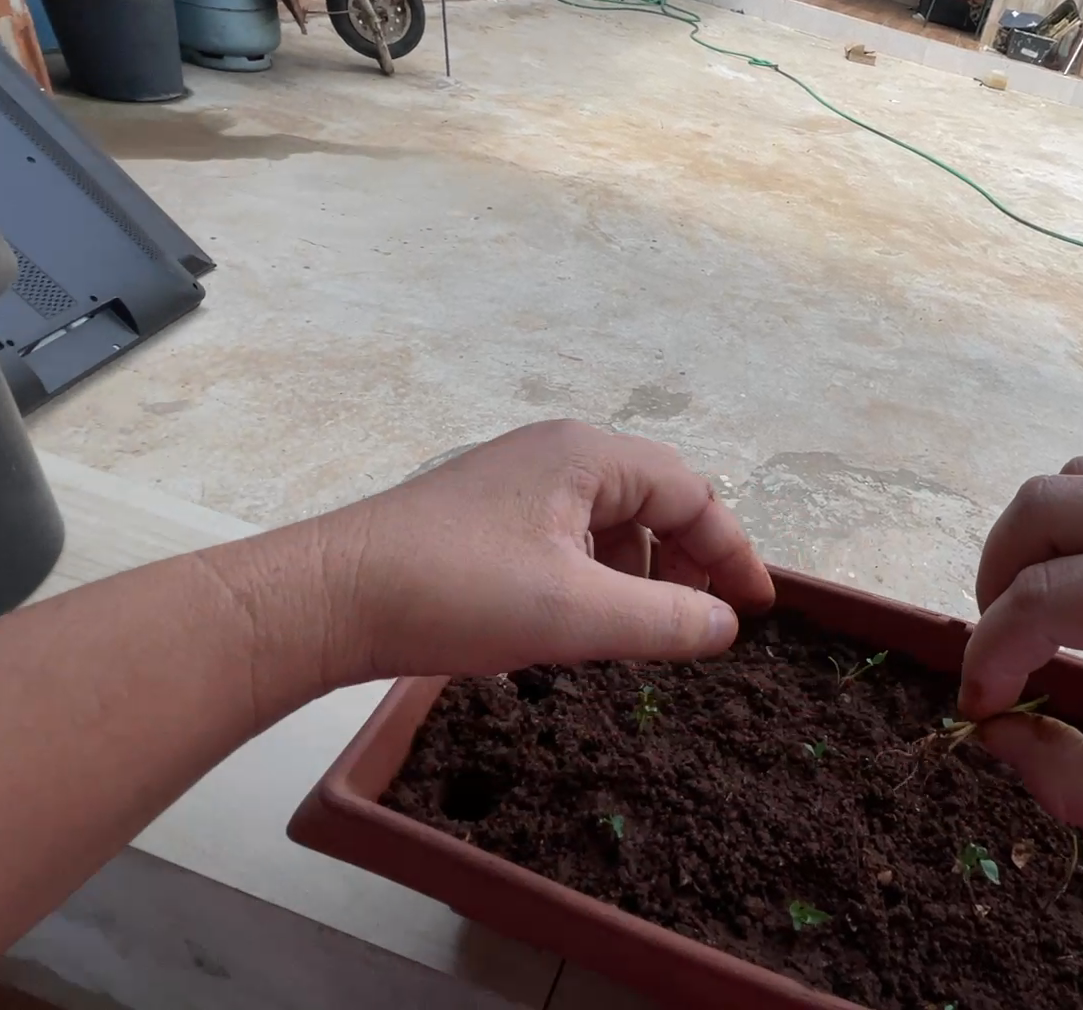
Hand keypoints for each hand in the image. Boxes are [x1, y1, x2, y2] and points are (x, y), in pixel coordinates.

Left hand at [294, 420, 775, 686]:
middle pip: (656, 500)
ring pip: (615, 521)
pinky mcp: (495, 514)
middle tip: (702, 621)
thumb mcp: (576, 612)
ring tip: (643, 628)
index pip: (691, 493)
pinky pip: (574, 537)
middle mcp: (561, 453)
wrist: (325, 600)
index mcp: (588, 455)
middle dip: (689, 560)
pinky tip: (586, 617)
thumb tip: (727, 626)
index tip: (758, 609)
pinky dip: (600, 575)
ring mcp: (523, 481)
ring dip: (644, 572)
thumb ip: (666, 619)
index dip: (732, 552)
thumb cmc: (457, 593)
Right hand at [959, 437, 1082, 870]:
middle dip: (996, 582)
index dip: (991, 655)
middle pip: (1046, 507)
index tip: (981, 709)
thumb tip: (990, 732)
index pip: (1050, 598)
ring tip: (1043, 610)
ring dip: (1035, 542)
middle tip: (1005, 653)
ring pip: (1079, 476)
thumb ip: (1070, 781)